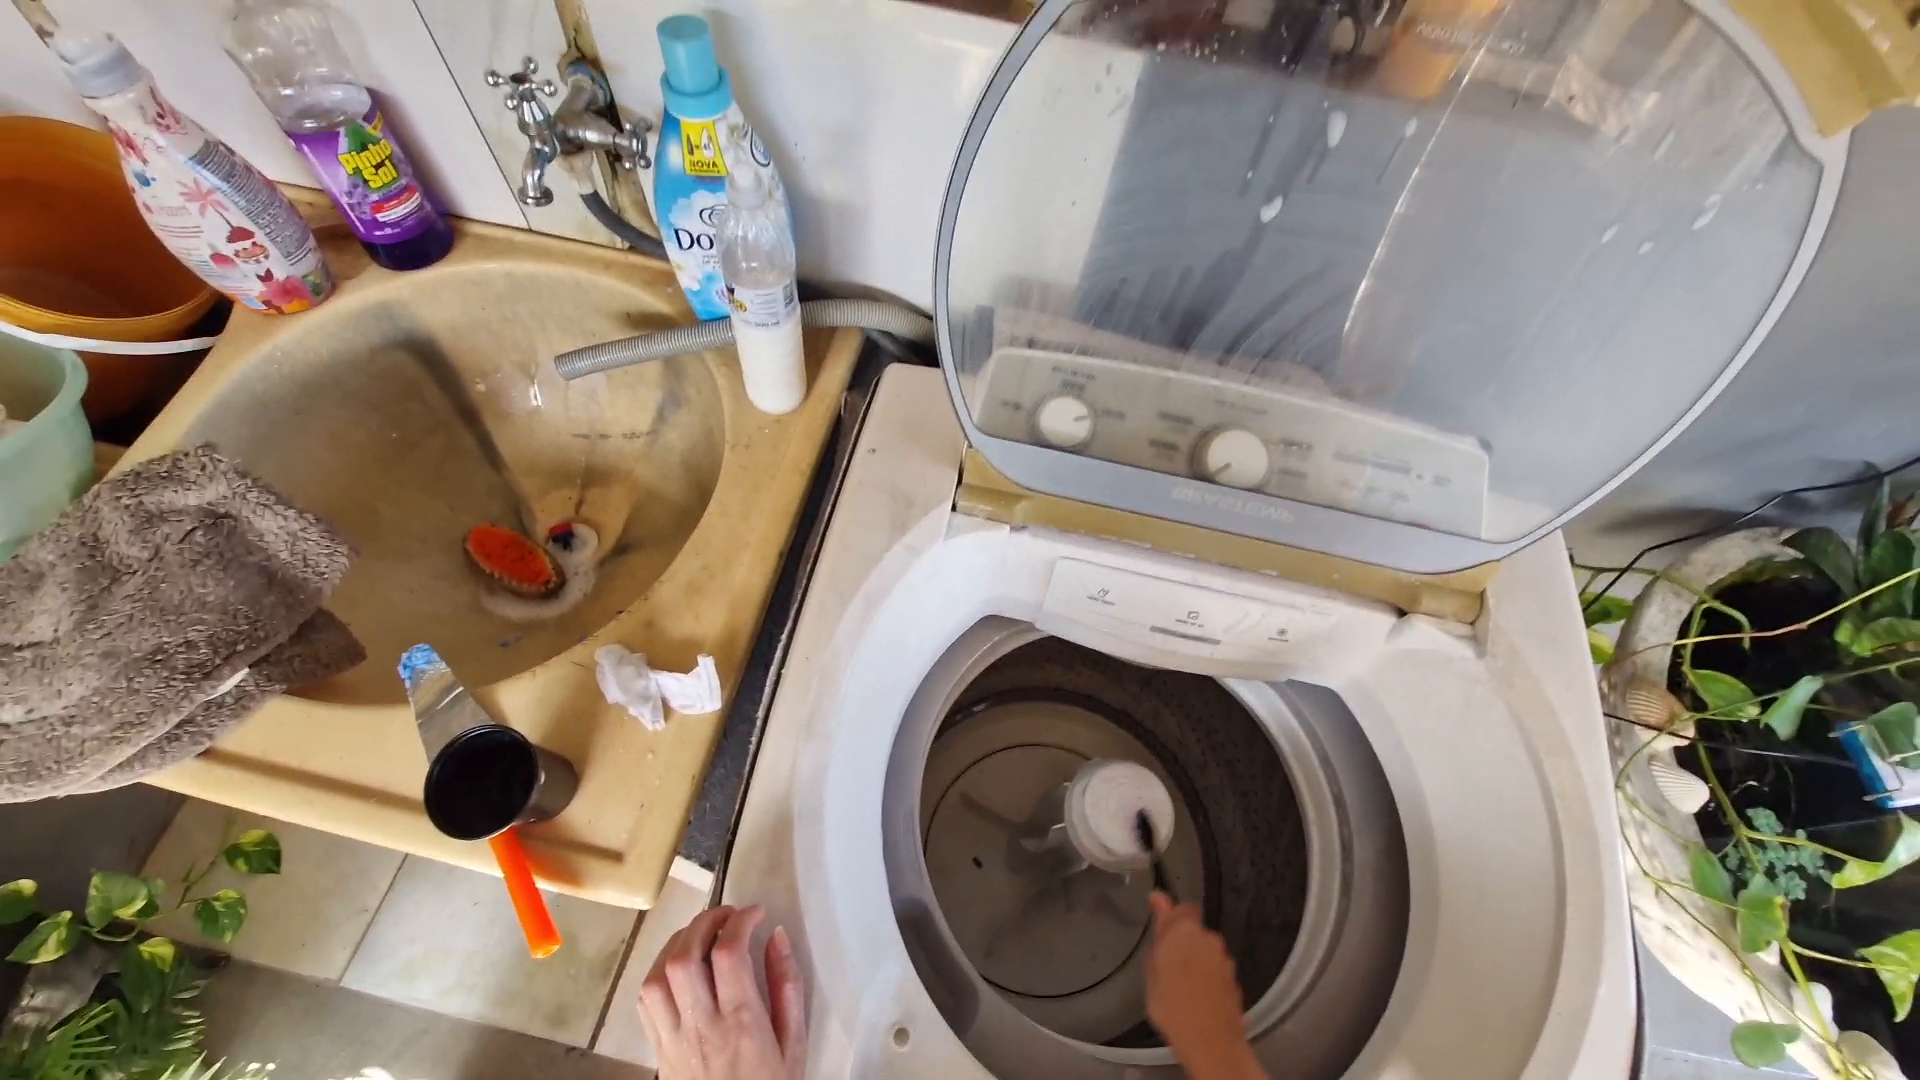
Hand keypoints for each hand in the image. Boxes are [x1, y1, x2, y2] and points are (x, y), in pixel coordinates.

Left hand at [638, 904, 806, 1079]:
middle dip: (706, 921)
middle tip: (728, 915)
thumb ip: (788, 986)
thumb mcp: (795, 1043)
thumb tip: (777, 935)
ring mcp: (673, 1038)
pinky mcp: (658, 1049)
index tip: (757, 912)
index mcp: (742, 1022)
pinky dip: (659, 969)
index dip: (740, 919)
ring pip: (658, 974)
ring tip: (703, 933)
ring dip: (679, 941)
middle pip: (686, 956)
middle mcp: (702, 1025)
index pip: (729, 953)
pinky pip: (646, 999)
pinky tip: (679, 964)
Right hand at [1145, 892, 1265, 1079]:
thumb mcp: (1153, 967)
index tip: (1162, 928)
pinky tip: (1198, 996)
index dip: (1172, 917)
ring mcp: (1225, 960)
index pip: (1182, 907)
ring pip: (1205, 950)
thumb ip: (1159, 930)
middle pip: (1194, 931)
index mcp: (1186, 930)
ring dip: (1196, 959)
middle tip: (1167, 964)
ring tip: (1182, 985)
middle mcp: (1209, 938)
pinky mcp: (1234, 980)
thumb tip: (1159, 898)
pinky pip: (1215, 969)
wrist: (1211, 1044)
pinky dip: (1207, 976)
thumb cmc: (1171, 1004)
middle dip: (1183, 942)